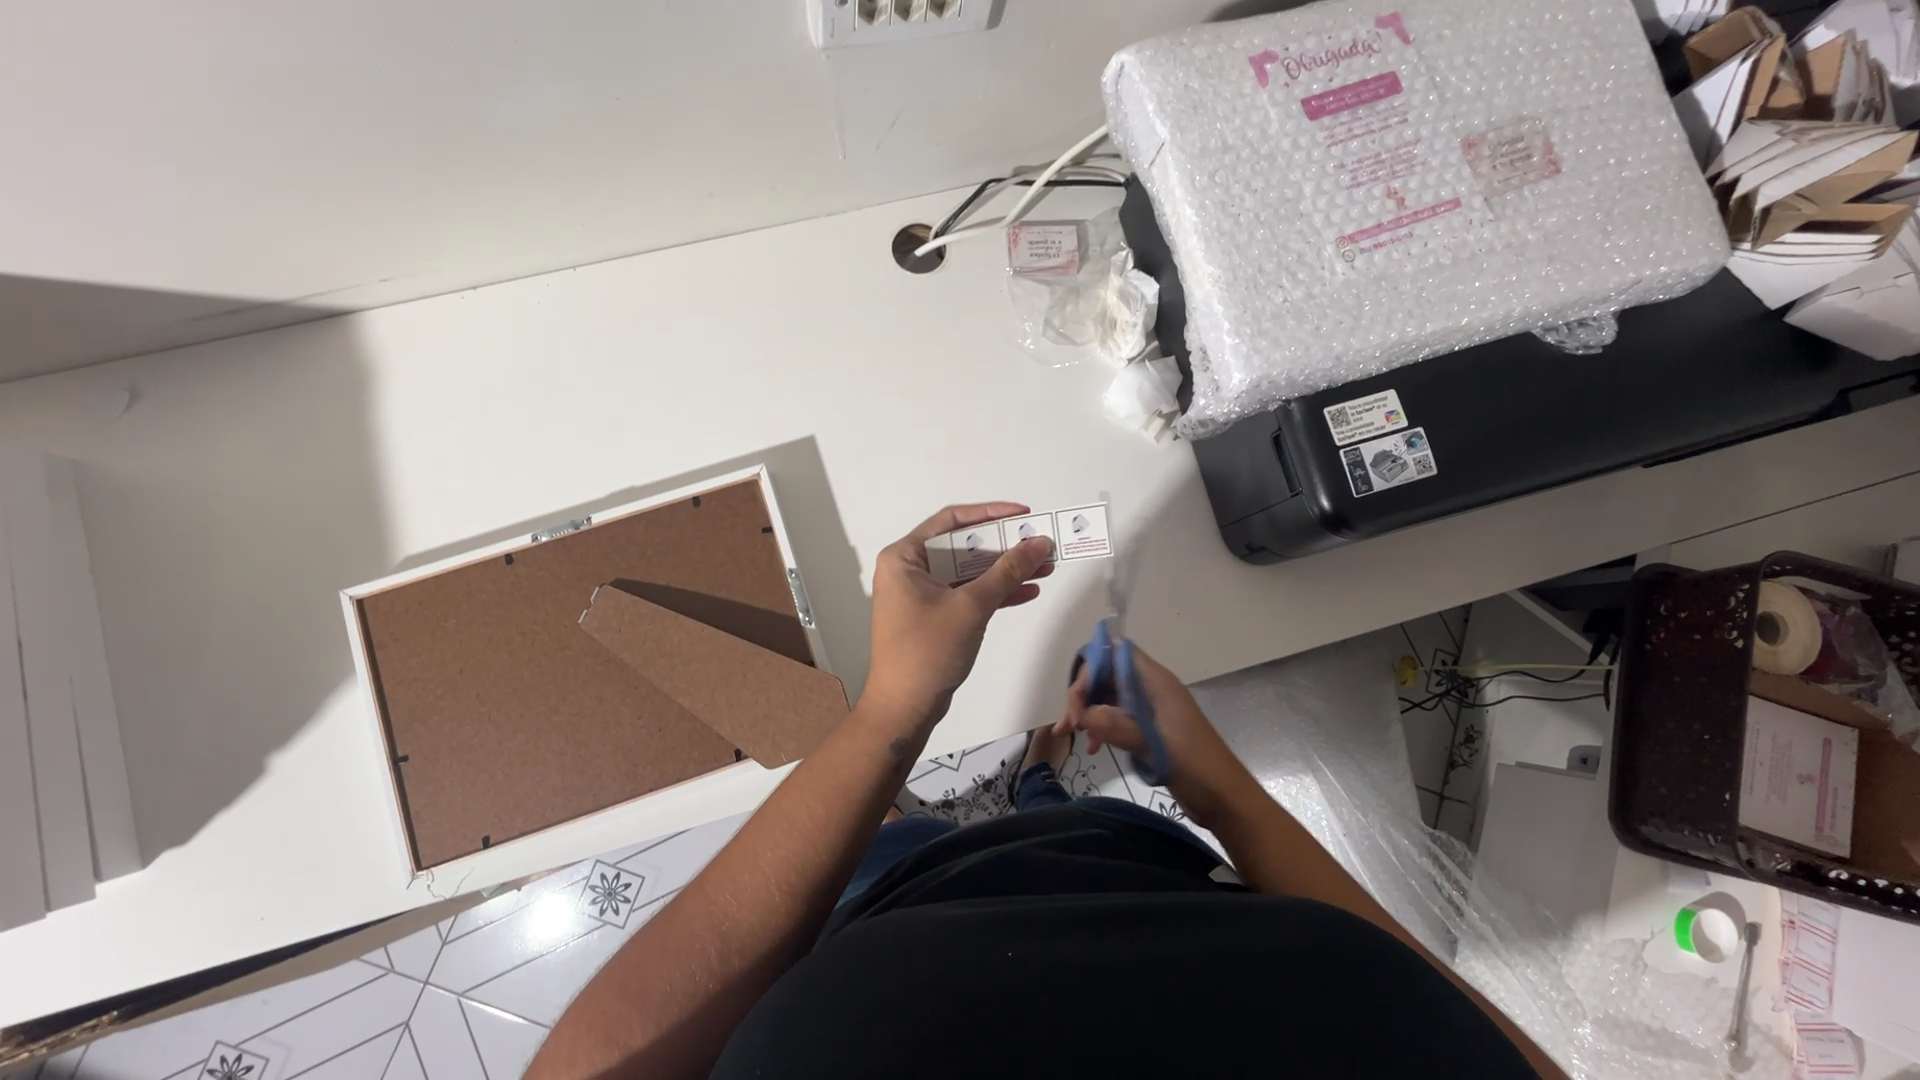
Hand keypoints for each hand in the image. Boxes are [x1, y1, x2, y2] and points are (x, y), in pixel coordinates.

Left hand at [863, 503, 1054, 725]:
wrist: (904, 707)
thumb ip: (1007, 571)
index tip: (1024, 515)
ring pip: (969, 572)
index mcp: (904, 557)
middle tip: (1041, 543)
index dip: (990, 514)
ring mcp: (921, 595)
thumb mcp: (971, 606)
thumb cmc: (928, 650)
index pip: (951, 520)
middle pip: (963, 546)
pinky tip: (1028, 591)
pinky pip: (968, 595)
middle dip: (1004, 546)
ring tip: (1045, 566)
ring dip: (1005, 571)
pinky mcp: (934, 617)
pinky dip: (995, 593)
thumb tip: (1039, 543)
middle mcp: (909, 570)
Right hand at [1056, 643, 1254, 829]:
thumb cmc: (1196, 766)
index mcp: (1156, 683)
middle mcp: (1151, 689)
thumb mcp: (1155, 745)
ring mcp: (1150, 709)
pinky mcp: (1149, 729)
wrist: (1225, 798)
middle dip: (1083, 695)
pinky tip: (1093, 748)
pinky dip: (1101, 728)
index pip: (1115, 655)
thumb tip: (1083, 714)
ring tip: (1072, 736)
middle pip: (1107, 675)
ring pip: (1109, 697)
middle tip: (1067, 726)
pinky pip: (1117, 718)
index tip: (1077, 704)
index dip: (1090, 670)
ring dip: (1088, 712)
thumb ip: (1117, 726)